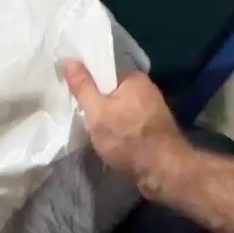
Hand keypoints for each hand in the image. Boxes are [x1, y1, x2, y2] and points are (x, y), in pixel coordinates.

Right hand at [61, 60, 191, 195]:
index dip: (86, 84)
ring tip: (94, 133)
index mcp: (134, 78)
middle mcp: (146, 89)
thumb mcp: (98, 112)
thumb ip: (83, 87)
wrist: (164, 173)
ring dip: (108, 120)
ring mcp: (152, 109)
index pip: (103, 74)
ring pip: (119, 110)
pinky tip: (111, 142)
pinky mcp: (154, 128)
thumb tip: (69, 60)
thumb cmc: (128, 139)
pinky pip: (129, 123)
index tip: (73, 96)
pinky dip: (119, 131)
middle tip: (83, 118)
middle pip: (111, 92)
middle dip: (97, 105)